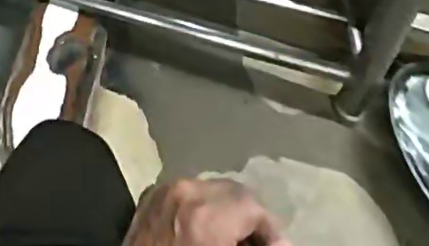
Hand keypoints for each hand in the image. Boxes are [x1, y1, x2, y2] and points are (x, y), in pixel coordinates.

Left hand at [123, 178, 281, 245]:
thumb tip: (278, 243)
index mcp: (205, 216)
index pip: (252, 205)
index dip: (272, 232)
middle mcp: (184, 191)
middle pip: (232, 190)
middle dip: (251, 220)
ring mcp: (163, 189)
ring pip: (210, 188)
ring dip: (228, 212)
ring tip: (235, 242)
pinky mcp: (150, 195)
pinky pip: (187, 191)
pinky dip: (203, 208)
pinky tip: (208, 235)